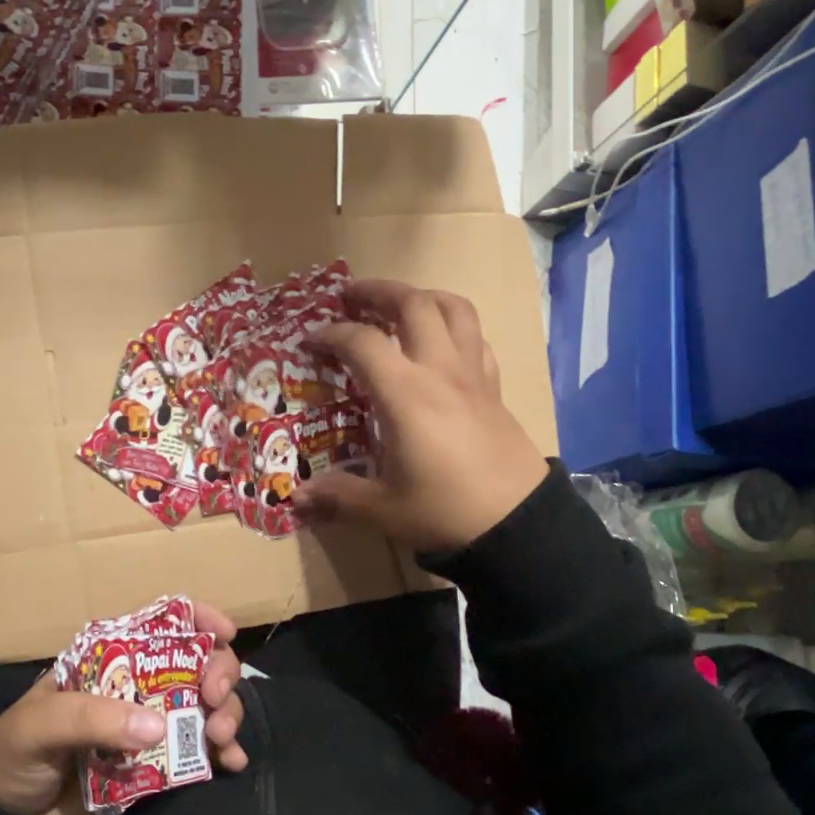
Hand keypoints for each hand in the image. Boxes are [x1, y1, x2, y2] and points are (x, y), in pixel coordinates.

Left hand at [0, 602, 248, 814]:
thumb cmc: (12, 753)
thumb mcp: (40, 725)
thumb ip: (92, 719)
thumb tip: (158, 726)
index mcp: (108, 661)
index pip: (160, 624)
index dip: (198, 619)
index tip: (225, 634)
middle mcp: (137, 687)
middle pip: (197, 664)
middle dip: (220, 674)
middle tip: (215, 701)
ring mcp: (150, 727)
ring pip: (207, 707)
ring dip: (226, 715)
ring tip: (220, 738)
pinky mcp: (157, 768)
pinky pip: (200, 754)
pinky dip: (224, 754)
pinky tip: (233, 763)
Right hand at [296, 279, 549, 552]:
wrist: (515, 523)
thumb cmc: (443, 510)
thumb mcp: (382, 508)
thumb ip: (339, 495)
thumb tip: (299, 496)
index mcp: (405, 394)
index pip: (363, 342)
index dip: (332, 333)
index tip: (311, 339)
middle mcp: (439, 371)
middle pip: (413, 304)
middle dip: (378, 292)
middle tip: (351, 296)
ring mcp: (472, 375)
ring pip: (454, 309)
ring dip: (422, 297)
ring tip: (399, 305)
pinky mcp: (493, 388)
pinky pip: (476, 338)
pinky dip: (454, 327)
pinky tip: (441, 344)